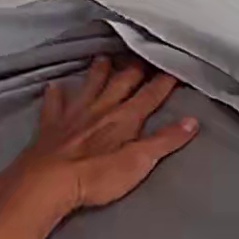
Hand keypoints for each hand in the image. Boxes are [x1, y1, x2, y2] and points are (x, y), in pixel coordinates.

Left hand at [10, 55, 199, 213]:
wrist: (46, 183)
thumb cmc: (98, 175)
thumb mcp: (140, 161)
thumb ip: (165, 140)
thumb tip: (192, 121)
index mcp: (125, 118)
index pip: (150, 96)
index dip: (164, 82)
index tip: (175, 68)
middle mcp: (101, 109)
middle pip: (121, 84)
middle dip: (134, 70)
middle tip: (141, 55)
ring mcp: (73, 116)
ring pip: (89, 87)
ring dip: (98, 73)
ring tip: (104, 57)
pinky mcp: (50, 127)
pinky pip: (53, 105)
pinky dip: (55, 94)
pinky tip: (54, 86)